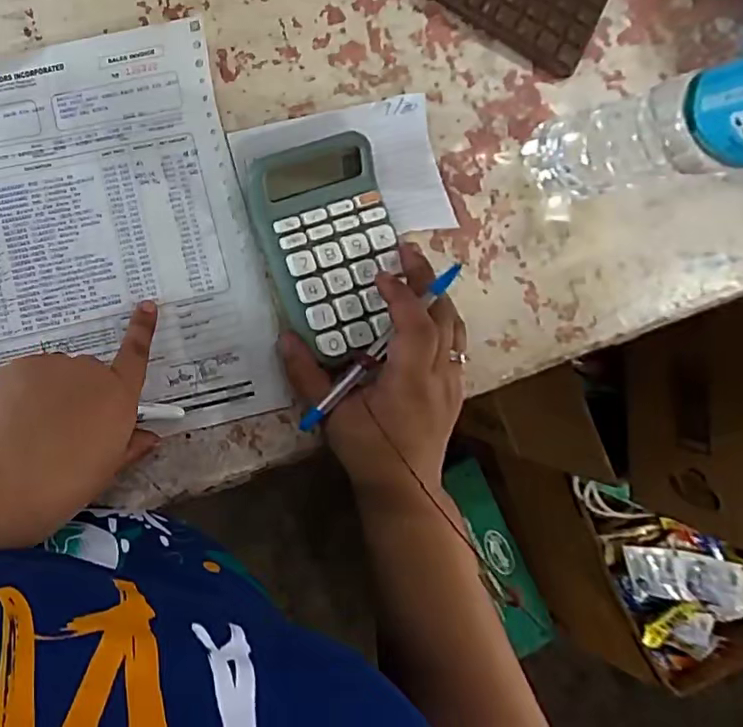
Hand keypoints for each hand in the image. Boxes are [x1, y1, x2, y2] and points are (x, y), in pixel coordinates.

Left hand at [0, 302, 162, 546]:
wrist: (4, 480)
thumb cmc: (62, 485)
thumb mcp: (104, 472)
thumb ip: (129, 447)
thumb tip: (150, 436)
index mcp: (118, 398)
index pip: (136, 355)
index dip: (143, 328)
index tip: (145, 306)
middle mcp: (89, 372)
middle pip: (91, 374)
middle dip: (83, 393)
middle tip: (66, 430)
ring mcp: (53, 364)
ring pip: (58, 374)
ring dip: (53, 392)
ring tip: (35, 430)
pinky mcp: (21, 365)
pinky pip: (30, 375)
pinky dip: (25, 392)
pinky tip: (15, 421)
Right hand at [282, 243, 466, 501]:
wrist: (407, 490)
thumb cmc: (370, 451)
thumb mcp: (332, 414)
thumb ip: (308, 375)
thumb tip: (285, 337)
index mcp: (411, 381)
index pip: (416, 326)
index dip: (401, 295)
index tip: (380, 274)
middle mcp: (439, 377)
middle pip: (446, 317)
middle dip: (428, 280)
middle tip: (407, 252)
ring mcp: (452, 383)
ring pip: (456, 329)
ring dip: (438, 297)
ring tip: (417, 274)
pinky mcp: (453, 390)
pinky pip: (455, 344)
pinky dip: (442, 319)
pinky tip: (423, 315)